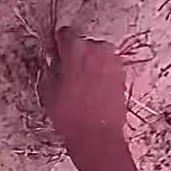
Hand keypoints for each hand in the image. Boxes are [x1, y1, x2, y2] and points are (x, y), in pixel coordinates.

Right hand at [45, 29, 128, 155]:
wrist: (96, 137)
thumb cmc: (73, 117)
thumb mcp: (48, 91)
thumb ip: (51, 70)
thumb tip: (53, 65)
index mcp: (76, 49)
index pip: (65, 34)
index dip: (57, 45)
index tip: (55, 53)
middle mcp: (98, 51)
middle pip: (83, 44)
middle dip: (75, 56)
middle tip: (66, 74)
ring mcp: (113, 63)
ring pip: (97, 56)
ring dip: (89, 65)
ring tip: (79, 86)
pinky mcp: (122, 76)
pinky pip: (107, 69)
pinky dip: (100, 75)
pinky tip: (91, 92)